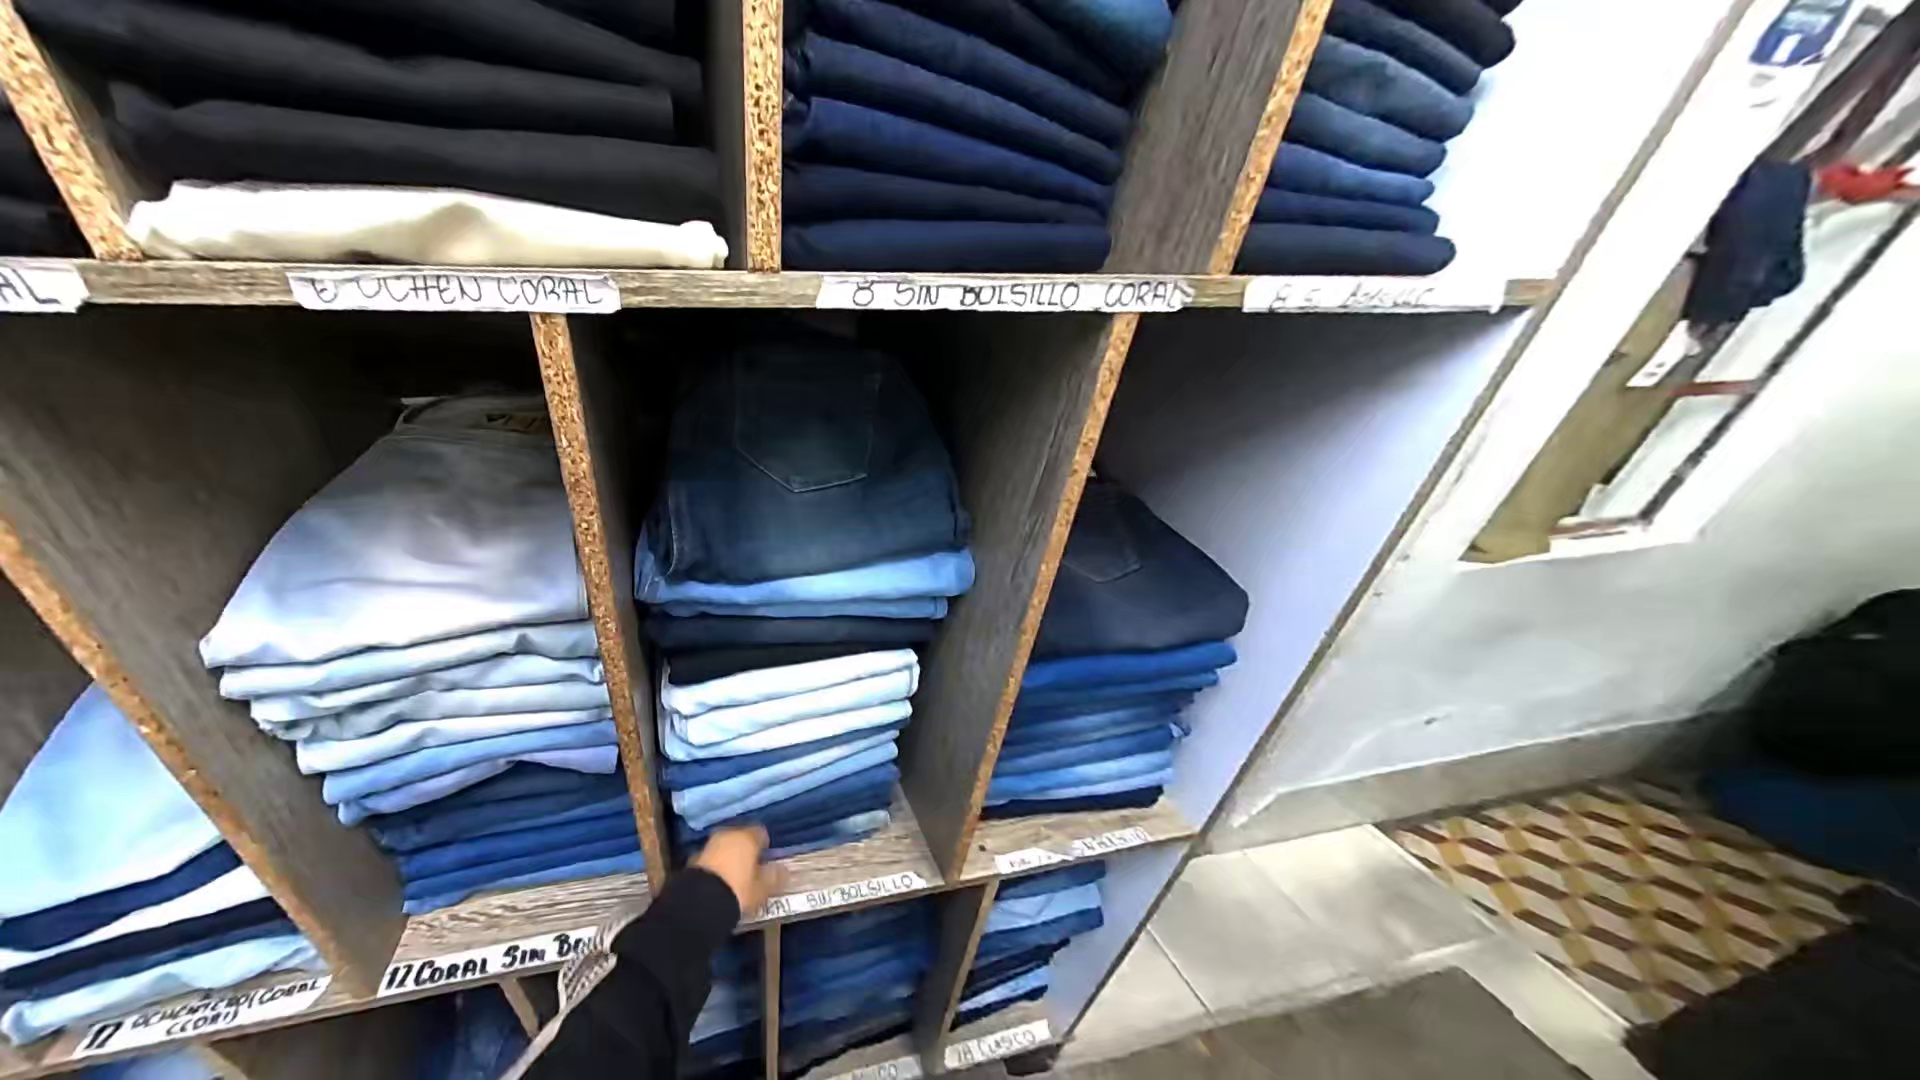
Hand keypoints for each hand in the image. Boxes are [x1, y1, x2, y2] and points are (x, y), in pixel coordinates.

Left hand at [693, 826, 782, 914]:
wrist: (699, 904)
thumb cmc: (738, 890)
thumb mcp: (762, 888)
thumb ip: (774, 876)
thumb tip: (784, 870)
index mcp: (748, 836)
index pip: (761, 832)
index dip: (764, 845)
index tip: (765, 860)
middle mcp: (728, 834)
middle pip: (740, 837)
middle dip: (744, 848)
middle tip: (749, 867)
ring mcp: (708, 846)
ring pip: (724, 846)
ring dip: (728, 856)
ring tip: (732, 876)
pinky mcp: (693, 860)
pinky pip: (710, 859)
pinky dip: (714, 866)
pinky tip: (717, 881)